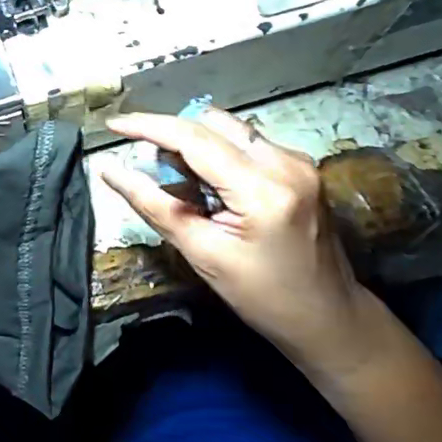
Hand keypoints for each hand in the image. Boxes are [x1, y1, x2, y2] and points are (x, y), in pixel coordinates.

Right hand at [101, 108, 388, 375]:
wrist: (329, 318)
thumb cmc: (263, 297)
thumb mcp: (203, 254)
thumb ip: (155, 206)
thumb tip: (111, 171)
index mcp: (262, 189)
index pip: (194, 139)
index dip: (148, 126)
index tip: (115, 125)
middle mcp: (285, 161)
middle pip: (212, 123)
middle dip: (172, 134)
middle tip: (148, 164)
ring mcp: (298, 160)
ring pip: (230, 128)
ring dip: (195, 143)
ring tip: (178, 178)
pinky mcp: (300, 165)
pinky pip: (247, 142)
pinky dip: (218, 153)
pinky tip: (210, 185)